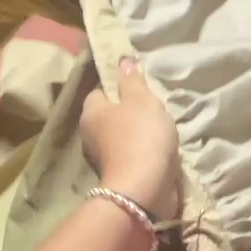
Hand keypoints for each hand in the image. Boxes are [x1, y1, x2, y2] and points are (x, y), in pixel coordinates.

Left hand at [81, 55, 179, 220]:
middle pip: (110, 115)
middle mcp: (90, 134)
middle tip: (153, 108)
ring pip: (121, 136)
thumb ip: (132, 80)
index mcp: (91, 112)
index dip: (119, 87)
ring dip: (137, 133)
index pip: (100, 91)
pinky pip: (130, 155)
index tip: (139, 88)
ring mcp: (102, 158)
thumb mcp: (141, 100)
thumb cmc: (141, 137)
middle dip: (129, 111)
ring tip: (160, 129)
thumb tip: (123, 61)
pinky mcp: (117, 175)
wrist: (143, 190)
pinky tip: (158, 150)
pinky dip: (142, 152)